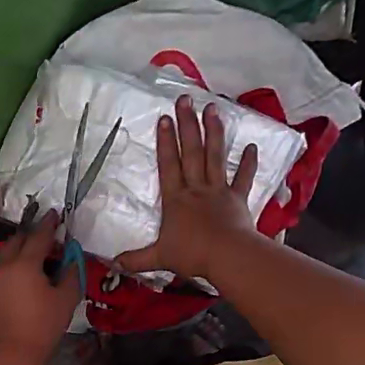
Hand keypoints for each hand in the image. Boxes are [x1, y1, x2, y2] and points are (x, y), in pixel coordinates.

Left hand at [0, 211, 81, 362]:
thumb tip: (72, 259)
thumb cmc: (44, 323)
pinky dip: (18, 259)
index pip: (39, 236)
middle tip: (51, 235)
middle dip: (34, 233)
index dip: (50, 224)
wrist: (15, 350)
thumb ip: (72, 273)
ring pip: (9, 251)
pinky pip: (6, 264)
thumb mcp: (66, 298)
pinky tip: (31, 269)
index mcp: (25, 263)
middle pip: (19, 239)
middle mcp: (7, 264)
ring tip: (41, 252)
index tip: (57, 213)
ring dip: (24, 246)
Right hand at [116, 95, 259, 281]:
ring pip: (215, 157)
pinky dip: (248, 162)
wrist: (227, 256)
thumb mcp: (159, 258)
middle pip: (191, 152)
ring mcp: (219, 191)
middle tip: (186, 100)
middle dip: (187, 125)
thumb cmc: (192, 255)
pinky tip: (252, 146)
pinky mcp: (238, 199)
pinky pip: (244, 178)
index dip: (165, 142)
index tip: (164, 118)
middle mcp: (196, 189)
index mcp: (176, 200)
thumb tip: (113, 264)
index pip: (168, 165)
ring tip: (213, 109)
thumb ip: (137, 259)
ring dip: (214, 132)